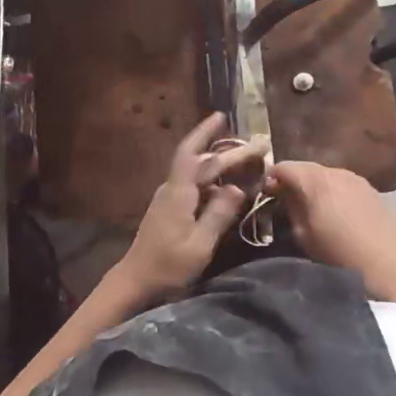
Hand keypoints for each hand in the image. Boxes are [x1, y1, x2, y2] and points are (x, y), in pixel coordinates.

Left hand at [112, 113, 268, 298]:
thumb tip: (238, 188)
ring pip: (198, 175)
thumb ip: (219, 214)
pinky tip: (230, 187)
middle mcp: (172, 190)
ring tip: (250, 161)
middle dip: (229, 153)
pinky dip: (214, 183)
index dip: (204, 132)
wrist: (136, 280)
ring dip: (222, 166)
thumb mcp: (200, 243)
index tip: (220, 115)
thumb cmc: (168, 265)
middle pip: (201, 164)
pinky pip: (195, 188)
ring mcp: (169, 200)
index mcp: (178, 193)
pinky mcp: (170, 211)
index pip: (191, 154)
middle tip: (260, 145)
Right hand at [266, 161, 395, 311]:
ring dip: (313, 185)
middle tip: (285, 200)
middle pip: (305, 167)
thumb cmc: (338, 252)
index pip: (283, 167)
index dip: (271, 178)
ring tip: (311, 206)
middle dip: (292, 180)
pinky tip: (334, 211)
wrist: (389, 266)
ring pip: (325, 174)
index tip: (266, 195)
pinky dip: (332, 191)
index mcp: (315, 181)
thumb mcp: (302, 233)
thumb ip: (291, 208)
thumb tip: (286, 195)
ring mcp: (357, 179)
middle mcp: (336, 172)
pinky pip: (342, 183)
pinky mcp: (372, 190)